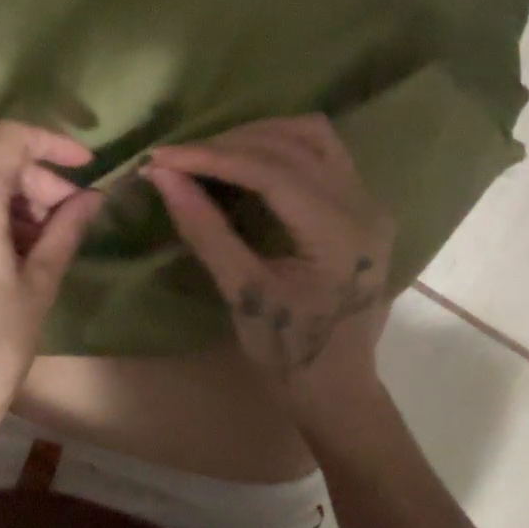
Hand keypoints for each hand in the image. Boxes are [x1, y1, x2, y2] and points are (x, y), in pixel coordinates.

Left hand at [0, 122, 103, 461]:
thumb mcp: (38, 284)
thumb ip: (65, 229)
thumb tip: (93, 195)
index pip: (13, 139)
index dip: (54, 143)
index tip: (86, 165)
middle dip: (40, 183)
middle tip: (74, 217)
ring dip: (18, 203)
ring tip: (48, 242)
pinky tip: (16, 251)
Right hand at [144, 115, 393, 396]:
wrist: (339, 390)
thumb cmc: (290, 352)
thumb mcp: (242, 293)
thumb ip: (205, 229)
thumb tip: (163, 177)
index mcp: (339, 232)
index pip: (271, 170)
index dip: (210, 157)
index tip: (160, 159)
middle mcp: (364, 205)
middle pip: (292, 143)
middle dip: (227, 144)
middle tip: (175, 160)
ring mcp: (368, 203)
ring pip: (310, 137)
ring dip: (255, 137)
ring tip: (206, 157)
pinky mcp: (360, 207)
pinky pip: (320, 153)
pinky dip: (276, 148)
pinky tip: (242, 165)